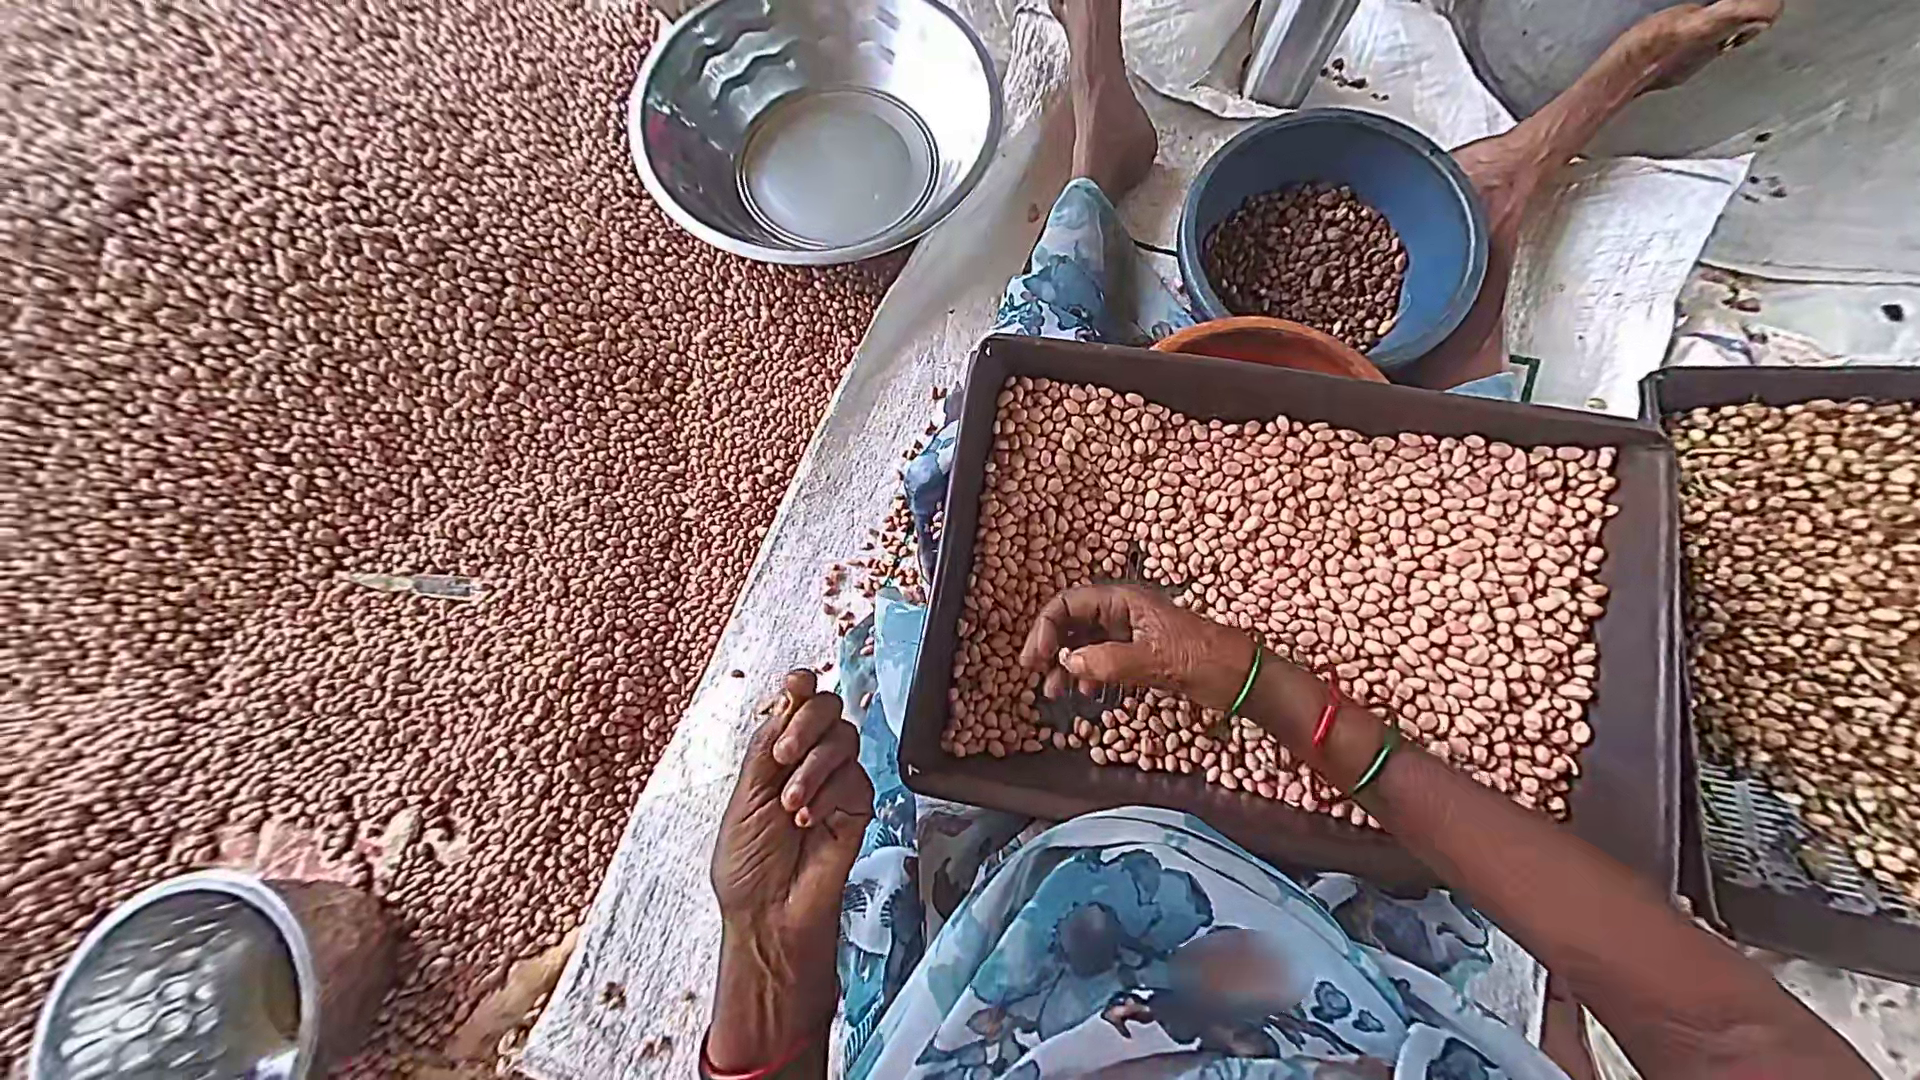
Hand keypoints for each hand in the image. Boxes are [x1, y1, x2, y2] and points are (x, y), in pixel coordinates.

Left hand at [708, 670, 871, 1070]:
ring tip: (791, 805)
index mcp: (781, 751)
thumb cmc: (748, 861)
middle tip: (785, 755)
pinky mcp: (859, 800)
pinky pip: (854, 776)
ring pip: (843, 738)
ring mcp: (838, 777)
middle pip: (828, 708)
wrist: (767, 913)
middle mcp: (811, 757)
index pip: (798, 702)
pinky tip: (809, 821)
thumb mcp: (746, 794)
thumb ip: (769, 743)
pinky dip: (829, 795)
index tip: (796, 683)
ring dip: (813, 768)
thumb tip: (792, 692)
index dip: (802, 685)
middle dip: (807, 723)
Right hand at [1019, 584, 1254, 711]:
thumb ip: (1110, 661)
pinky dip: (1087, 673)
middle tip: (1034, 672)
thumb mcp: (1157, 661)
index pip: (1069, 604)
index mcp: (1124, 601)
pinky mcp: (1136, 653)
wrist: (1245, 678)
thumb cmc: (1206, 660)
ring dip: (1065, 664)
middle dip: (1051, 646)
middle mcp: (1121, 612)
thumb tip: (1069, 663)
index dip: (1047, 627)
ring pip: (1083, 642)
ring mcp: (1128, 633)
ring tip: (1054, 690)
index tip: (1038, 657)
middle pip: (1071, 622)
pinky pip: (1100, 658)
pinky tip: (1085, 691)